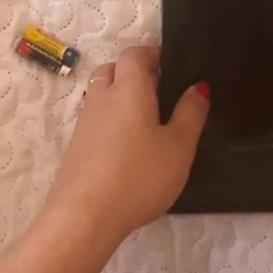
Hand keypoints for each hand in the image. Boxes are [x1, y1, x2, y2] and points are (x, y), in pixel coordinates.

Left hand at [41, 45, 208, 245]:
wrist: (82, 219)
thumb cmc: (138, 177)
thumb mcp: (178, 147)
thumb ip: (191, 114)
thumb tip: (198, 86)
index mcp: (129, 89)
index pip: (134, 54)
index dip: (150, 54)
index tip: (169, 66)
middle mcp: (103, 98)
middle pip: (113, 70)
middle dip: (132, 73)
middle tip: (157, 91)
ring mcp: (85, 123)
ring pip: (100, 95)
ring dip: (118, 97)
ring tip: (143, 122)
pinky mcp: (75, 148)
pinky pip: (94, 121)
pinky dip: (108, 122)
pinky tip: (124, 149)